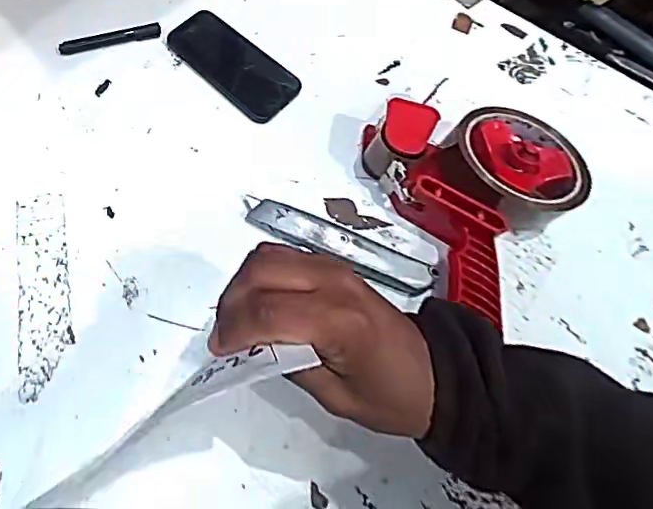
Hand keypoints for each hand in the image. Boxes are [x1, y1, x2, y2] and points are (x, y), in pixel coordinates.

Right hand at [209, 242, 435, 437]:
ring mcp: (330, 266)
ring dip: (241, 284)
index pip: (270, 310)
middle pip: (261, 272)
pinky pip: (279, 255)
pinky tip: (254, 300)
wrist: (431, 372)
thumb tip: (251, 346)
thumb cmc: (393, 392)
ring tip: (235, 318)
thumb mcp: (337, 397)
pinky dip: (257, 274)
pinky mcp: (326, 263)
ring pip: (265, 256)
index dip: (236, 328)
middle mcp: (333, 281)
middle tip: (223, 333)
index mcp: (341, 319)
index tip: (221, 347)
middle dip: (232, 302)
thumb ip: (289, 365)